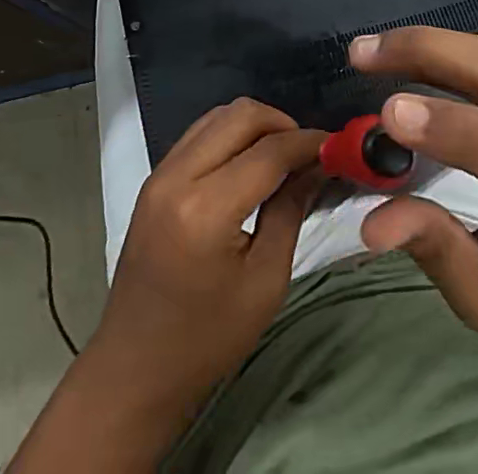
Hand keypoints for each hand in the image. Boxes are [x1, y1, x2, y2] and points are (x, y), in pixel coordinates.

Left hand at [91, 98, 323, 397]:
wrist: (137, 361)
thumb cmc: (208, 336)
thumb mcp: (265, 280)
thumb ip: (290, 211)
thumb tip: (317, 166)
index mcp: (205, 207)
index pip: (269, 150)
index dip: (310, 142)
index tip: (340, 147)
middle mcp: (177, 176)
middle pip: (238, 115)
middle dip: (282, 124)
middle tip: (311, 153)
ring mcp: (159, 173)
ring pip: (215, 117)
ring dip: (254, 126)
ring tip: (285, 157)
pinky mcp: (154, 179)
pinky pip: (197, 135)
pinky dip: (229, 136)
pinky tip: (251, 163)